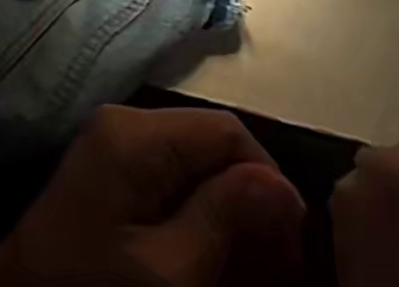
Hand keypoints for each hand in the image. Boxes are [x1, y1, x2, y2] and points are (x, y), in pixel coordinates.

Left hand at [0, 105, 306, 286]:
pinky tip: (208, 261)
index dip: (268, 185)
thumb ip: (225, 219)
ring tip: (245, 273)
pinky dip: (196, 221)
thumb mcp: (166, 273)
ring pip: (194, 170)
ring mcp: (113, 149)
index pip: (226, 132)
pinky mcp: (108, 175)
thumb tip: (282, 185)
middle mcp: (124, 126)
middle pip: (210, 149)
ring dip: (227, 219)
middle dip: (248, 207)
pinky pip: (168, 185)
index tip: (291, 249)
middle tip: (274, 272)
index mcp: (134, 134)